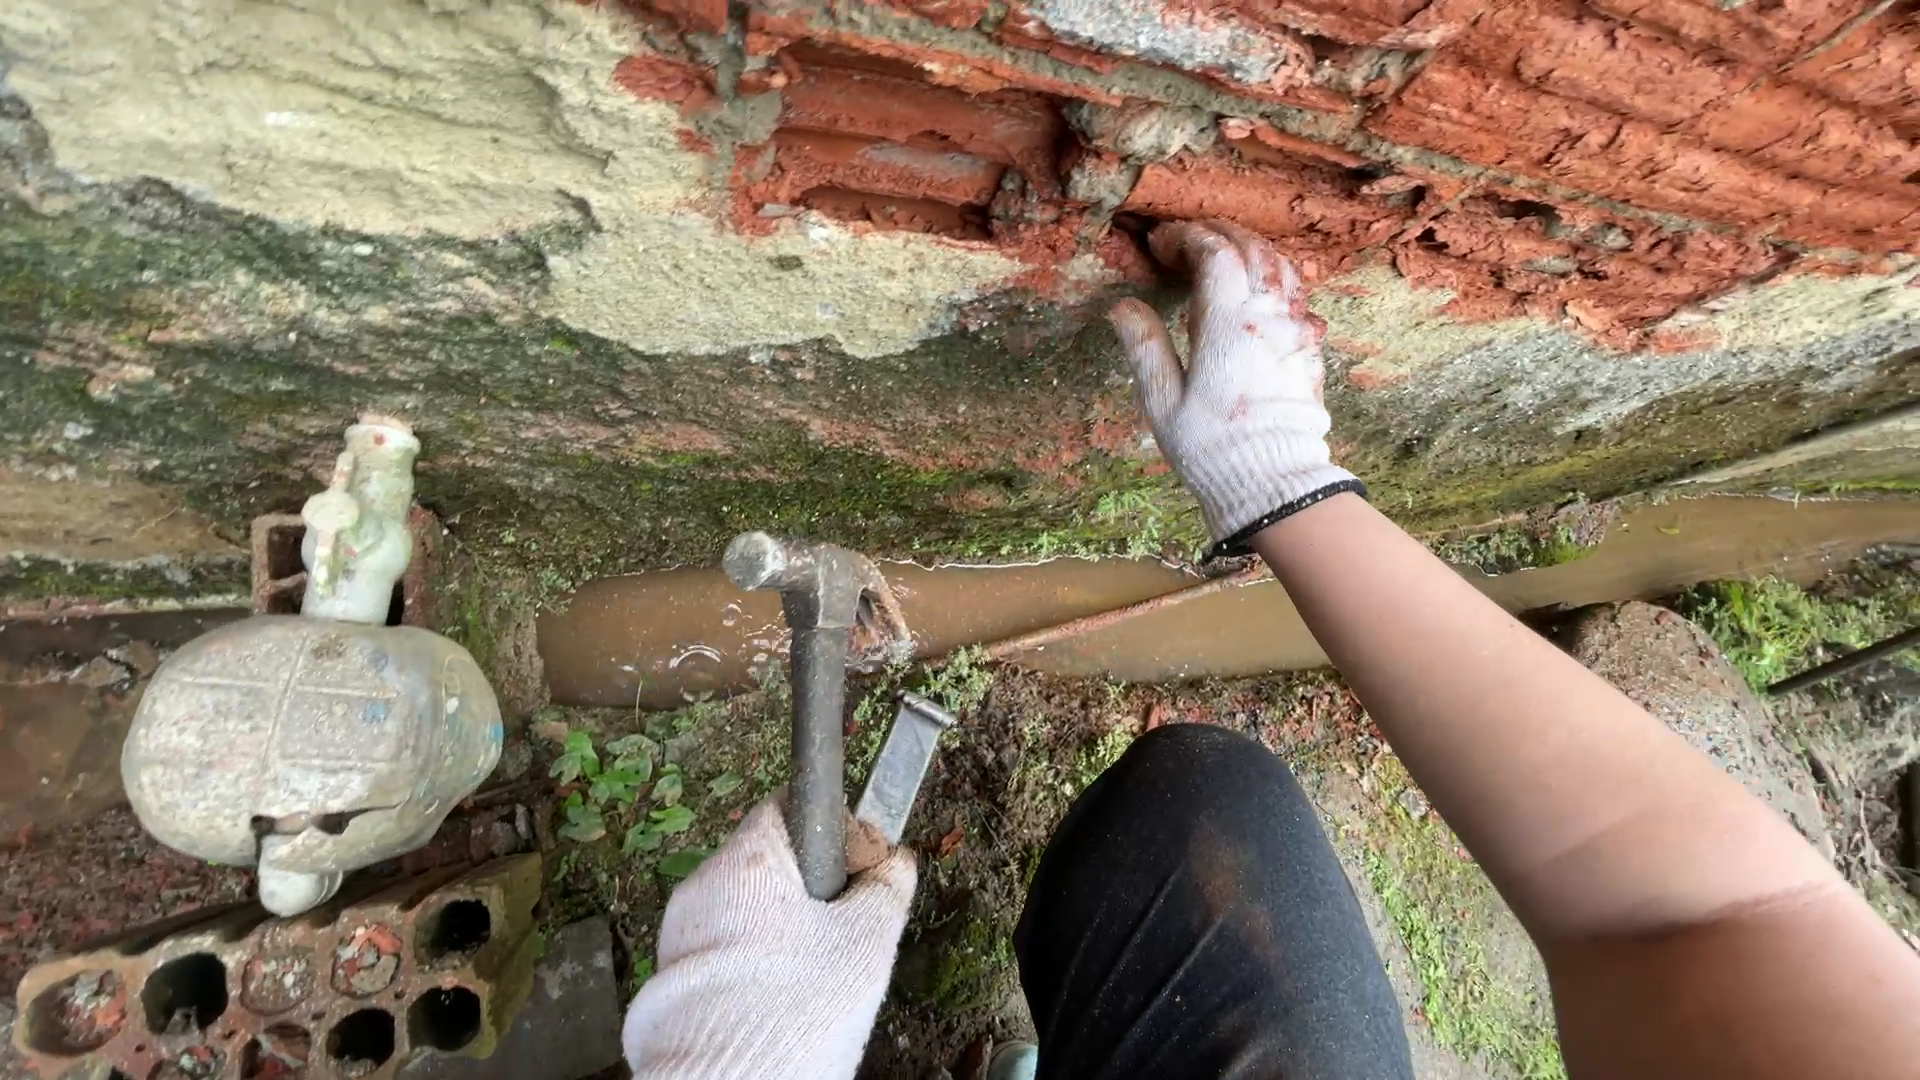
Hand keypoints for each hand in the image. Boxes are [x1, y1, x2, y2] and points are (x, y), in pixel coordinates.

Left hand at [622, 798, 916, 1079]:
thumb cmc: (800, 1001)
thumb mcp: (865, 940)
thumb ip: (887, 886)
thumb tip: (899, 859)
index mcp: (748, 858)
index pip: (787, 805)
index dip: (829, 825)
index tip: (854, 863)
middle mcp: (703, 884)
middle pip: (770, 859)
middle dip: (810, 884)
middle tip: (843, 924)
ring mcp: (679, 933)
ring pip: (748, 907)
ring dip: (782, 924)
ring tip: (814, 968)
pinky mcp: (668, 978)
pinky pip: (724, 947)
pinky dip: (753, 958)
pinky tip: (778, 994)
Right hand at [1110, 221, 1361, 551]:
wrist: (1273, 482)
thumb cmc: (1210, 447)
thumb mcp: (1163, 402)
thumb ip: (1145, 347)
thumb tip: (1122, 307)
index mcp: (1227, 324)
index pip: (1213, 254)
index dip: (1185, 238)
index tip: (1160, 242)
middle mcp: (1268, 316)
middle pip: (1252, 249)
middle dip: (1218, 232)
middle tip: (1189, 235)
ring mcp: (1296, 331)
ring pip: (1281, 266)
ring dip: (1251, 248)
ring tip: (1225, 250)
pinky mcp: (1310, 350)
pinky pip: (1297, 295)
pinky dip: (1274, 276)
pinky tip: (1259, 288)